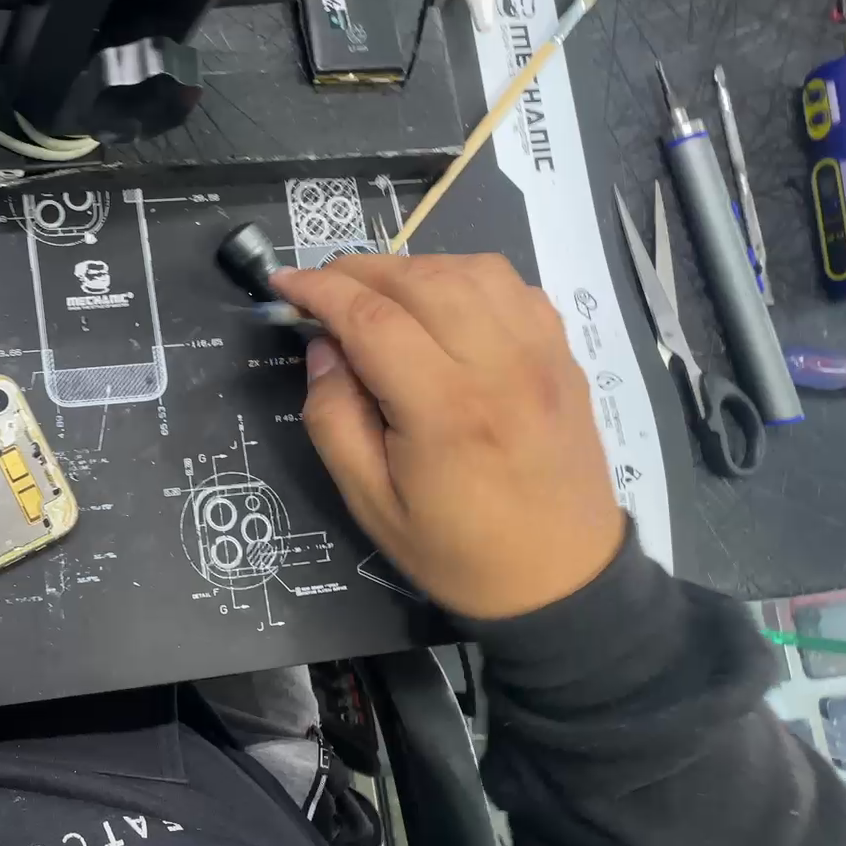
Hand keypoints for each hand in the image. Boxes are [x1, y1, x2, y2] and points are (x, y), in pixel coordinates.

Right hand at [269, 254, 625, 620]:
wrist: (560, 579)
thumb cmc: (451, 548)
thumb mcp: (366, 498)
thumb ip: (334, 418)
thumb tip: (323, 349)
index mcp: (445, 410)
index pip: (371, 320)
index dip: (319, 291)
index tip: (282, 282)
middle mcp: (501, 367)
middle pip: (421, 280)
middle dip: (357, 270)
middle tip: (317, 285)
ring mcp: (543, 356)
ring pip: (471, 271)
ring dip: (409, 266)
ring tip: (370, 292)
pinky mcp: (563, 357)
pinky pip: (512, 286)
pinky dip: (461, 276)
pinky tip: (434, 301)